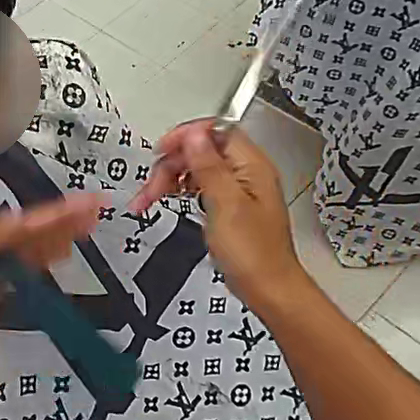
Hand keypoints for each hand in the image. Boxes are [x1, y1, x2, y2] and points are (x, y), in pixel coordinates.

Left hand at [0, 193, 104, 393]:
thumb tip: (14, 219)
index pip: (14, 223)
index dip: (50, 214)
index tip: (82, 206)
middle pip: (20, 235)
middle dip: (56, 223)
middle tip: (92, 215)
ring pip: (20, 253)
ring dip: (52, 240)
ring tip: (84, 230)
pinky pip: (17, 273)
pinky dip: (38, 263)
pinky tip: (55, 259)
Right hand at [131, 120, 306, 304]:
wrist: (268, 289)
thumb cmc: (255, 255)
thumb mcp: (225, 205)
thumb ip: (208, 166)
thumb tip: (195, 134)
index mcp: (251, 166)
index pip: (215, 131)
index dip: (186, 137)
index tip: (163, 151)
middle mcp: (247, 174)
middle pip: (202, 151)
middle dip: (172, 164)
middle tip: (152, 185)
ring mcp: (239, 191)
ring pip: (198, 169)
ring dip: (171, 179)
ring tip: (150, 196)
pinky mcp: (230, 208)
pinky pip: (201, 188)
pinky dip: (181, 192)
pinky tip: (169, 201)